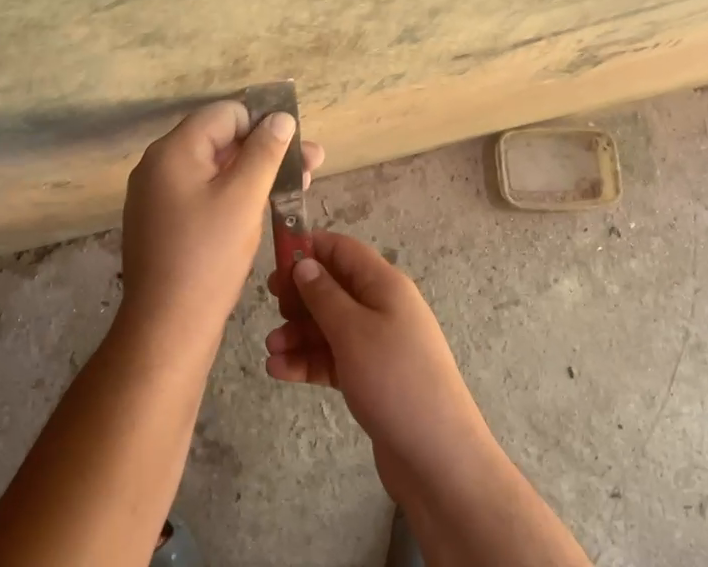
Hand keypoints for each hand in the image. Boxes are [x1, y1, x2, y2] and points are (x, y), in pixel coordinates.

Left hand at [120, 100, 323, 343]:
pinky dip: (232, 195)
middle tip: (311, 166)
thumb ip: (264, 153)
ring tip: (295, 188)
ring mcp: (156, 196)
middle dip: (265, 150)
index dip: (263, 123)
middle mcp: (158, 166)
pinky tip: (262, 209)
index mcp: (173, 151)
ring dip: (254, 174)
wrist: (167, 325)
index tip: (298, 144)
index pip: (224, 114)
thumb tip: (280, 117)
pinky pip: (201, 194)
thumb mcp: (243, 198)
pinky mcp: (162, 222)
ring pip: (213, 170)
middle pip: (219, 140)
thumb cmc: (208, 257)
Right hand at [265, 231, 493, 489]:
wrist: (437, 457)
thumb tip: (305, 263)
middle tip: (273, 309)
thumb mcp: (353, 330)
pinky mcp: (369, 378)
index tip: (275, 263)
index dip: (309, 249)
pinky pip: (332, 359)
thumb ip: (324, 294)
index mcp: (384, 285)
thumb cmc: (395, 380)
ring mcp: (377, 345)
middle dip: (298, 297)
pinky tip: (280, 371)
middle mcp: (382, 308)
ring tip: (271, 351)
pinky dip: (307, 362)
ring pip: (327, 327)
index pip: (342, 250)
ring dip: (297, 334)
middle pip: (332, 289)